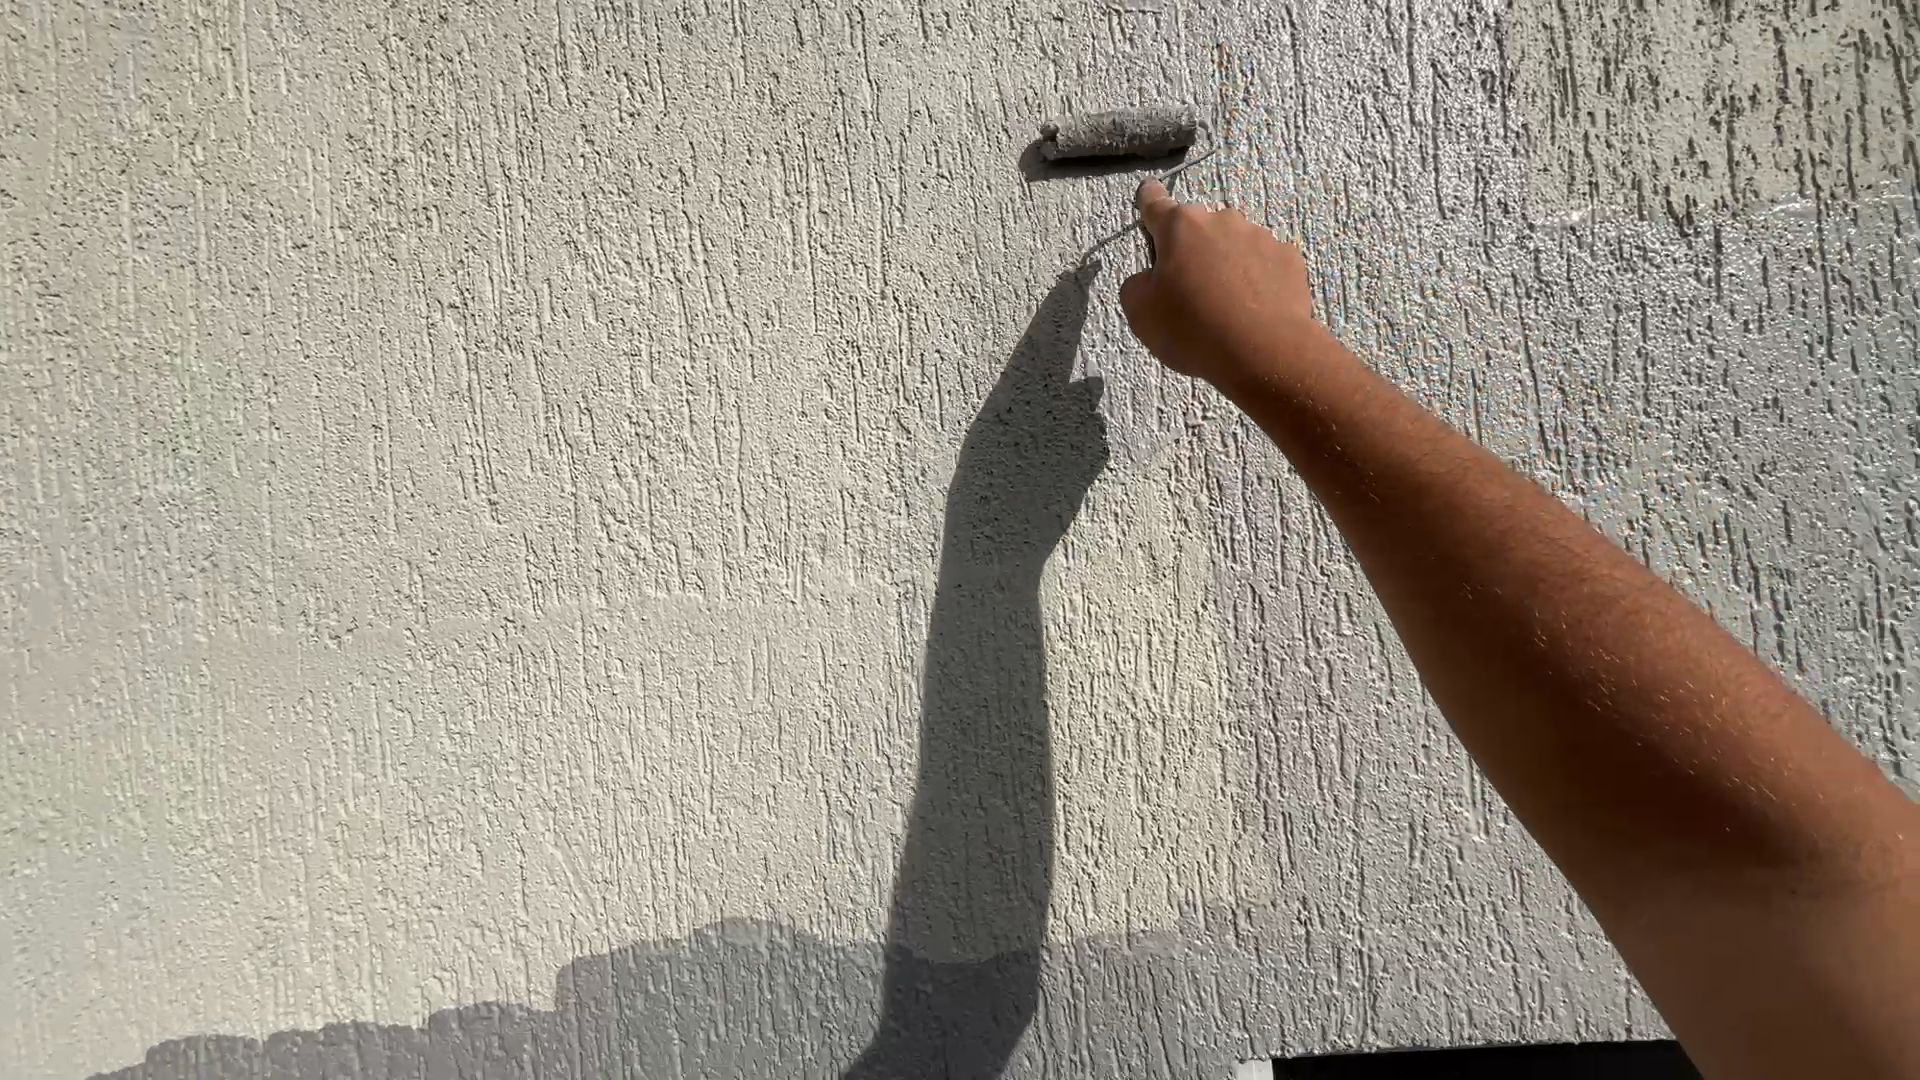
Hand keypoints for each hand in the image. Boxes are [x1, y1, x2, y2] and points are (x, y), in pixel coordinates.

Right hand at [1118, 179, 1318, 388]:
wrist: (1260, 350)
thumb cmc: (1191, 328)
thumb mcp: (1140, 312)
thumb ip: (1137, 285)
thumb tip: (1149, 277)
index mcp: (1180, 228)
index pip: (1156, 204)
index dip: (1148, 201)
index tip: (1148, 193)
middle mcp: (1222, 221)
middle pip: (1198, 230)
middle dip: (1190, 251)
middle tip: (1187, 292)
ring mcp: (1260, 237)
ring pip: (1232, 247)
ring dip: (1223, 267)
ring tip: (1222, 309)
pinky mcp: (1288, 259)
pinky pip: (1262, 265)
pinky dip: (1254, 281)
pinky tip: (1249, 311)